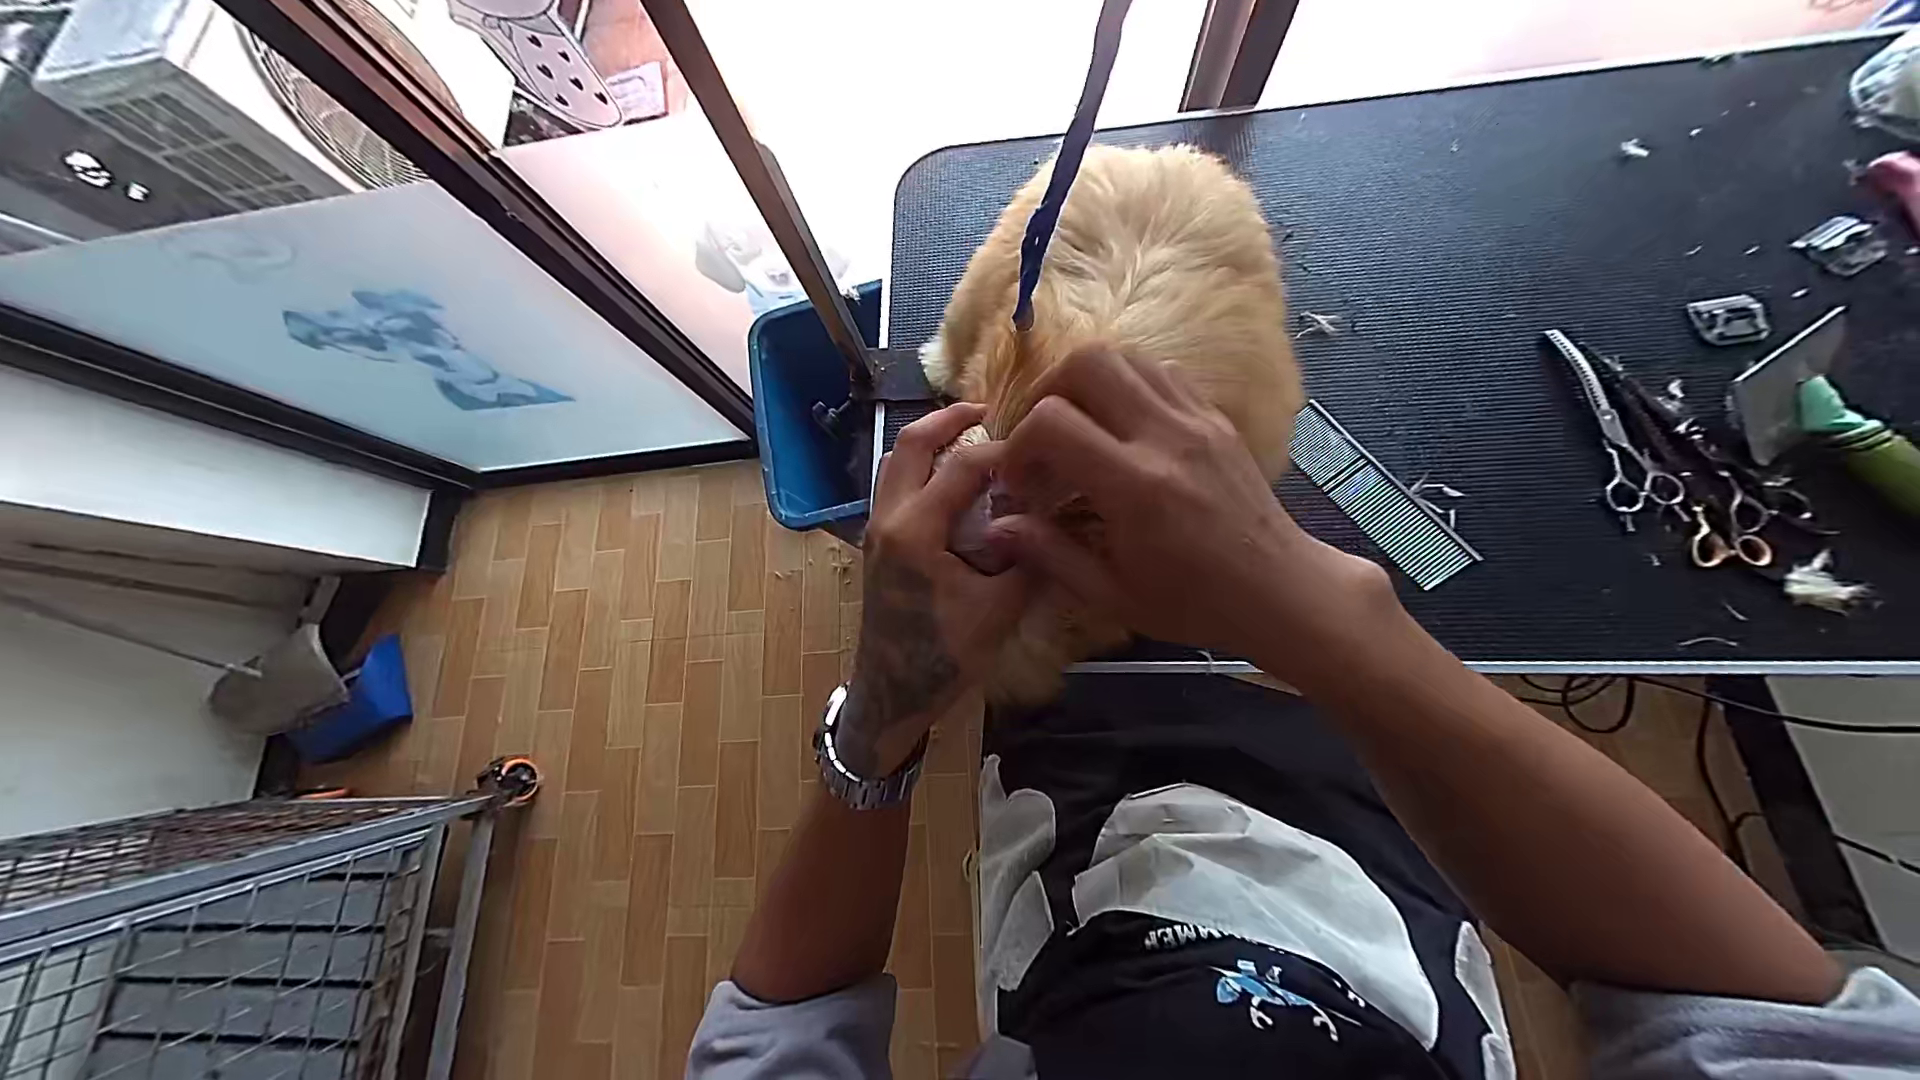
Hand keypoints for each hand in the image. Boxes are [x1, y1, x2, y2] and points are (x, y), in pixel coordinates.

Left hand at [840, 403, 1031, 775]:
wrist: (892, 692)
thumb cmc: (944, 655)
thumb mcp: (998, 610)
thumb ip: (1025, 558)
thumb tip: (1048, 521)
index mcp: (915, 531)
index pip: (962, 466)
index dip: (1002, 451)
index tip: (1034, 451)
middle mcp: (888, 519)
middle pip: (909, 445)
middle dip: (946, 418)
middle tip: (985, 409)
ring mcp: (876, 529)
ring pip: (895, 463)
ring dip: (929, 441)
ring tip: (968, 436)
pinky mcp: (877, 543)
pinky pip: (895, 486)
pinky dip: (920, 468)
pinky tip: (952, 482)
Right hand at [990, 345, 1399, 685]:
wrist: (1279, 590)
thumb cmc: (1193, 603)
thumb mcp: (1110, 594)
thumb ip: (1048, 552)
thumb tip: (994, 527)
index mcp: (1136, 486)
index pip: (1052, 421)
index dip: (1019, 445)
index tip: (1022, 482)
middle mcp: (1166, 436)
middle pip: (1088, 362)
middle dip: (1046, 393)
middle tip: (1041, 438)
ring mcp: (1197, 418)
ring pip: (1126, 356)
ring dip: (1085, 384)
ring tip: (1077, 428)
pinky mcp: (1215, 416)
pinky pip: (1159, 372)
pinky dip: (1125, 386)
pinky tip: (1120, 428)